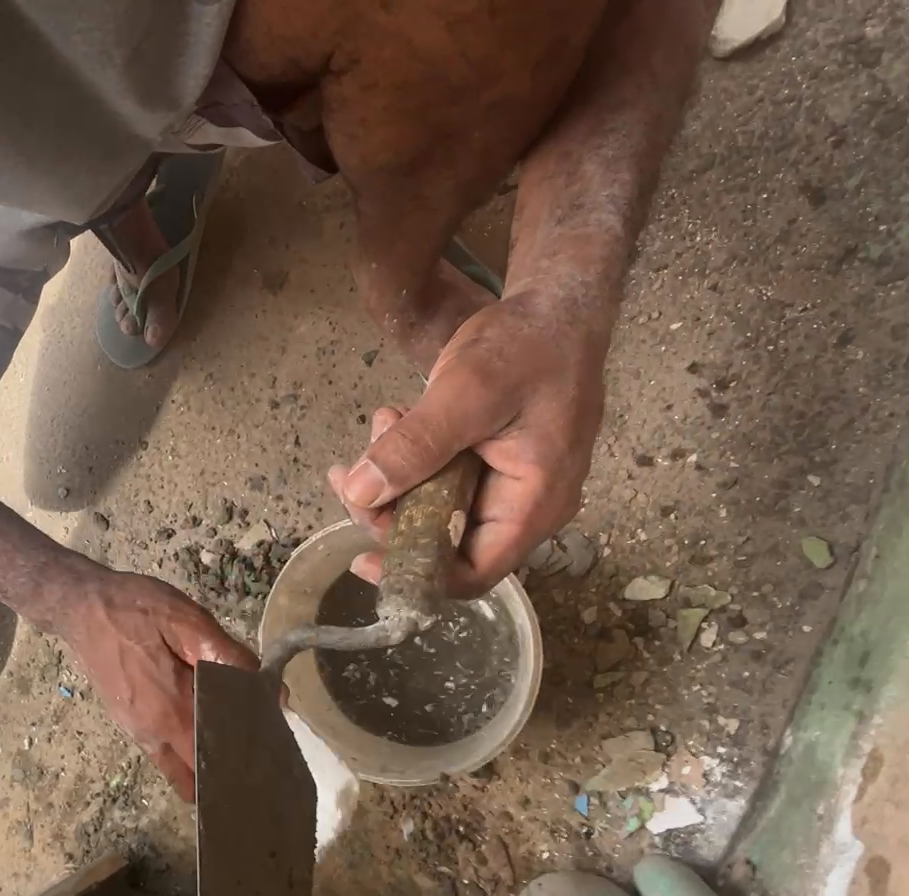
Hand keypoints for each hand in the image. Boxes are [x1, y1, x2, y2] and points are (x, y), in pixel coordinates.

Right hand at [53, 569, 257, 800]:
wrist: (80, 606)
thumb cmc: (135, 609)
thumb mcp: (188, 621)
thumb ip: (229, 657)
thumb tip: (273, 692)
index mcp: (171, 711)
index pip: (216, 760)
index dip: (245, 760)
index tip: (272, 749)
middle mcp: (152, 733)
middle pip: (196, 776)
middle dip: (224, 771)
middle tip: (256, 749)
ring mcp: (135, 731)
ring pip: (177, 769)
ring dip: (201, 765)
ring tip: (233, 740)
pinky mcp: (125, 722)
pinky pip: (161, 752)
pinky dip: (183, 752)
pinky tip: (201, 724)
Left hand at [328, 289, 606, 595]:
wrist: (555, 306)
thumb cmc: (526, 347)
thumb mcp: (466, 393)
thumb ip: (416, 446)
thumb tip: (359, 494)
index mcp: (532, 505)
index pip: (471, 574)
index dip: (413, 576)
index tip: (361, 558)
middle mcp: (521, 507)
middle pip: (440, 544)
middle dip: (388, 514)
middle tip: (353, 471)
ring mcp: (503, 487)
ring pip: (429, 511)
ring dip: (391, 479)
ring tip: (382, 423)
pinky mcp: (484, 466)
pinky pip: (433, 482)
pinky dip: (404, 461)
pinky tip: (391, 421)